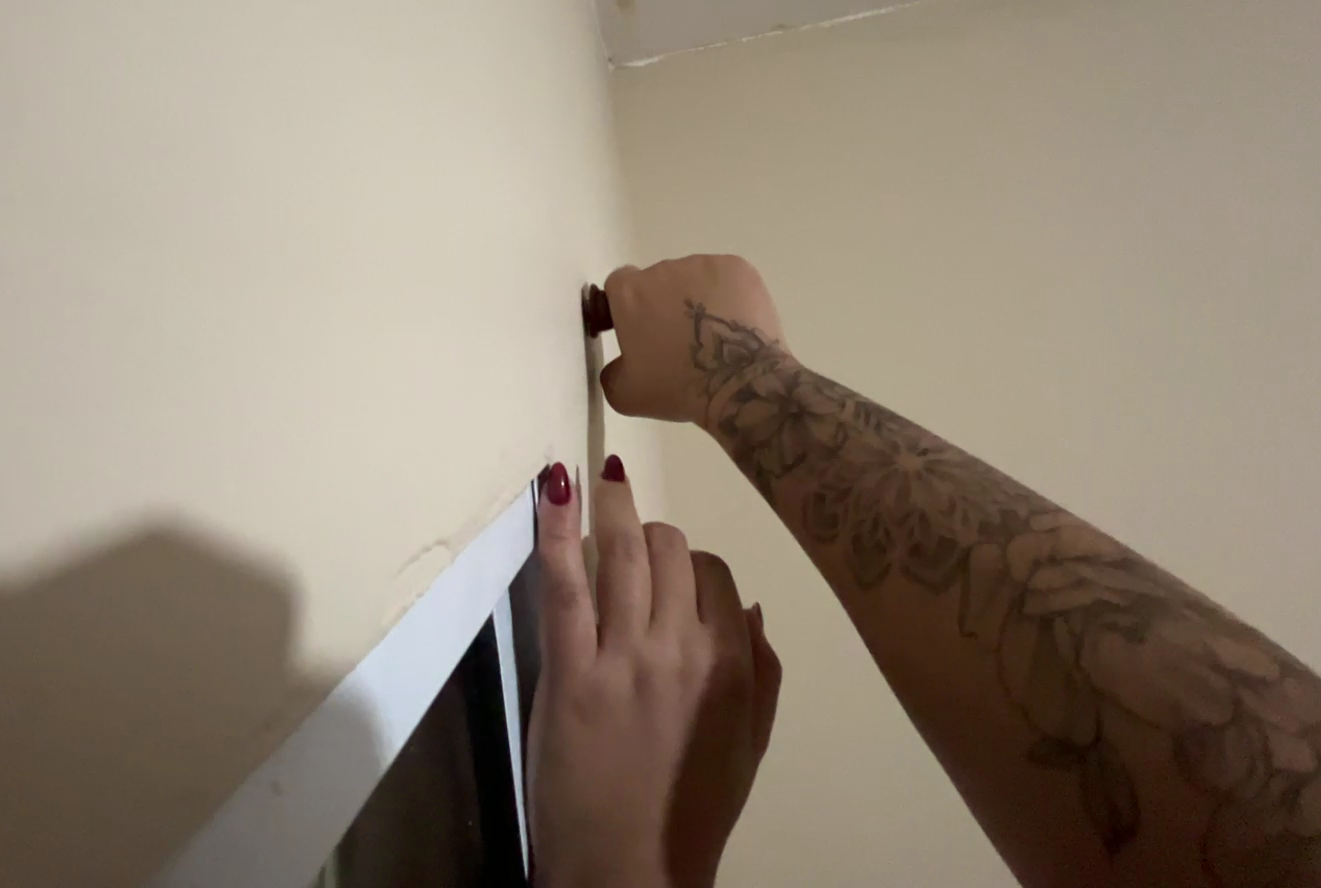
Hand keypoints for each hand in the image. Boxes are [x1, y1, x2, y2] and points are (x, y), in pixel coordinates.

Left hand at [527, 460, 780, 887]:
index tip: (669, 574)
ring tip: (604, 474)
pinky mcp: (570, 668)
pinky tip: (557, 487)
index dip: (690, 565)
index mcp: (732, 666)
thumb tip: (751, 605)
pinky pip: (567, 581)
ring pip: (627, 553)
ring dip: (615, 504)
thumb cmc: (689, 809)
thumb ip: (764, 671)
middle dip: (654, 534)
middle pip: (672, 552)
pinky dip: (561, 528)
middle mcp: (684, 648)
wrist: (626, 872)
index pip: (715, 574)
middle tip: (633, 537)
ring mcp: (625, 655)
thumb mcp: (749, 745)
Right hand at [598, 256, 787, 425]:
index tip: (638, 328)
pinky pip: (723, 277)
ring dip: (695, 298)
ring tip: (713, 334)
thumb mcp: (625, 395)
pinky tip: (734, 322)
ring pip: (692, 277)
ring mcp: (701, 264)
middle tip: (679, 339)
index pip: (619, 284)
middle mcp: (661, 269)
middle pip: (657, 281)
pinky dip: (726, 294)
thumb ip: (612, 371)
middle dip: (664, 304)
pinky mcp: (737, 267)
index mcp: (629, 293)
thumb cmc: (678, 387)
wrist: (741, 383)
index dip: (627, 305)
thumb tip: (621, 364)